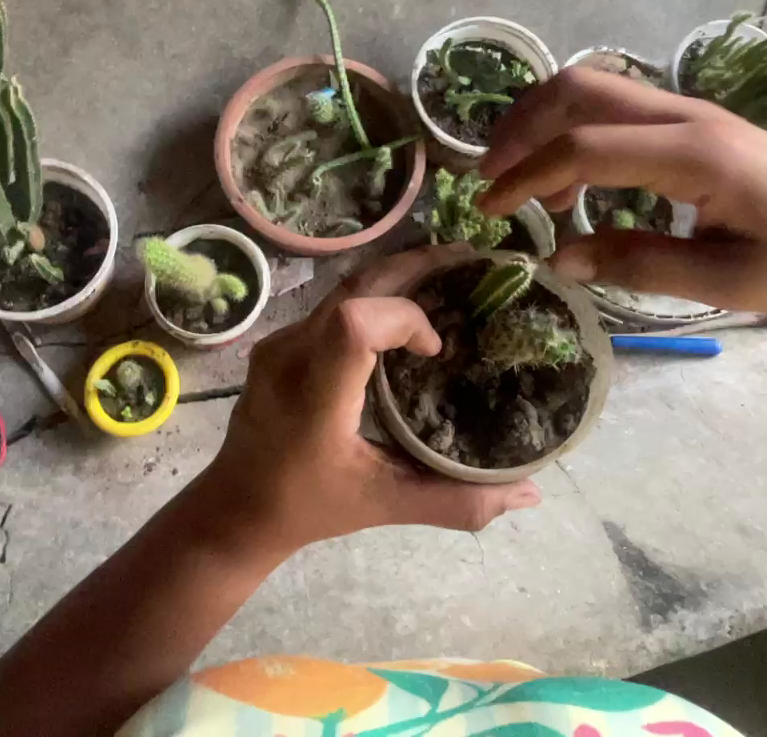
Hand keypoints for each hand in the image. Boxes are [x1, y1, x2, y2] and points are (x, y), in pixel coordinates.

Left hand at [195, 246, 541, 556]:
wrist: (235, 505)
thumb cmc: (307, 506)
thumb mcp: (383, 506)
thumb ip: (456, 502)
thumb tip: (530, 495)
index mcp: (313, 396)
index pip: (353, 323)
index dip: (403, 318)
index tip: (434, 349)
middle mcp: (290, 355)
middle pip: (352, 287)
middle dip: (413, 267)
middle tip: (468, 260)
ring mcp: (280, 342)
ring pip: (342, 287)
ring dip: (395, 276)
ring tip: (445, 273)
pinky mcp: (280, 341)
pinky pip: (331, 302)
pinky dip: (374, 295)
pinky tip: (404, 306)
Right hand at [478, 66, 766, 315]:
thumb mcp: (726, 282)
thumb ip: (638, 265)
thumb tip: (557, 258)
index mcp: (698, 155)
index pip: (586, 147)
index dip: (527, 175)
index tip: (490, 209)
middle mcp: (687, 116)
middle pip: (579, 88)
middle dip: (520, 128)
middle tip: (490, 178)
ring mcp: (688, 112)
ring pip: (591, 88)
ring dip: (541, 126)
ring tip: (525, 190)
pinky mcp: (688, 123)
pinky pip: (612, 109)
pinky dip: (570, 133)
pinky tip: (570, 187)